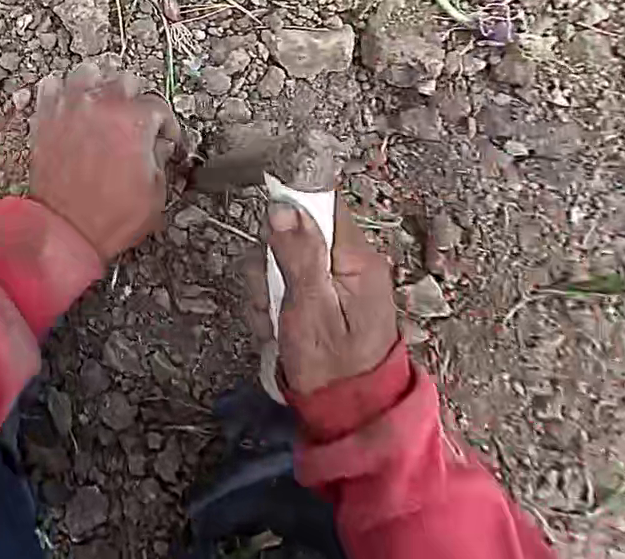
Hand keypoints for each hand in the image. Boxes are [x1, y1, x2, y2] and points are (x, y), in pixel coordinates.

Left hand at [28, 60, 178, 260]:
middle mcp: (102, 108)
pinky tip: (67, 102)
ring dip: (98, 85)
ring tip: (101, 100)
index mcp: (135, 122)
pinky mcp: (46, 121)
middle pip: (125, 80)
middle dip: (134, 98)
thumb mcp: (155, 191)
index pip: (159, 105)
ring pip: (87, 73)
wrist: (64, 233)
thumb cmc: (108, 218)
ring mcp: (71, 111)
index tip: (165, 136)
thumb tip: (157, 146)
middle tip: (135, 117)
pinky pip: (50, 88)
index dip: (166, 124)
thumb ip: (160, 158)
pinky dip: (59, 91)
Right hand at [256, 202, 398, 394]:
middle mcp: (348, 262)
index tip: (270, 235)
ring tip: (272, 322)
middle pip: (297, 232)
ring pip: (284, 260)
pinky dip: (272, 304)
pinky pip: (285, 284)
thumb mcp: (311, 310)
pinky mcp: (319, 297)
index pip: (324, 203)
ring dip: (267, 288)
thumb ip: (298, 256)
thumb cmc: (332, 367)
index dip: (292, 208)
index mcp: (356, 258)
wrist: (348, 420)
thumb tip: (283, 207)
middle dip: (272, 262)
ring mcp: (333, 280)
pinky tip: (274, 328)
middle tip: (269, 298)